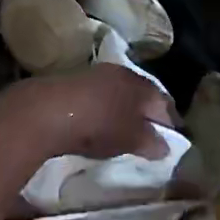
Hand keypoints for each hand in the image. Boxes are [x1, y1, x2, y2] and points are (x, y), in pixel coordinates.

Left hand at [0, 64, 176, 159]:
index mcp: (141, 84)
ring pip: (117, 94)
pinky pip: (96, 97)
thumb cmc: (99, 124)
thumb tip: (163, 147)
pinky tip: (95, 125)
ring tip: (121, 132)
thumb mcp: (130, 139)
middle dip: (146, 115)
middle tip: (148, 136)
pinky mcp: (71, 82)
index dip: (170, 123)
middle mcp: (121, 73)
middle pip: (141, 95)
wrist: (47, 111)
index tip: (172, 140)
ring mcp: (94, 74)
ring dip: (122, 111)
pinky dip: (101, 110)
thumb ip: (150, 142)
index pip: (165, 103)